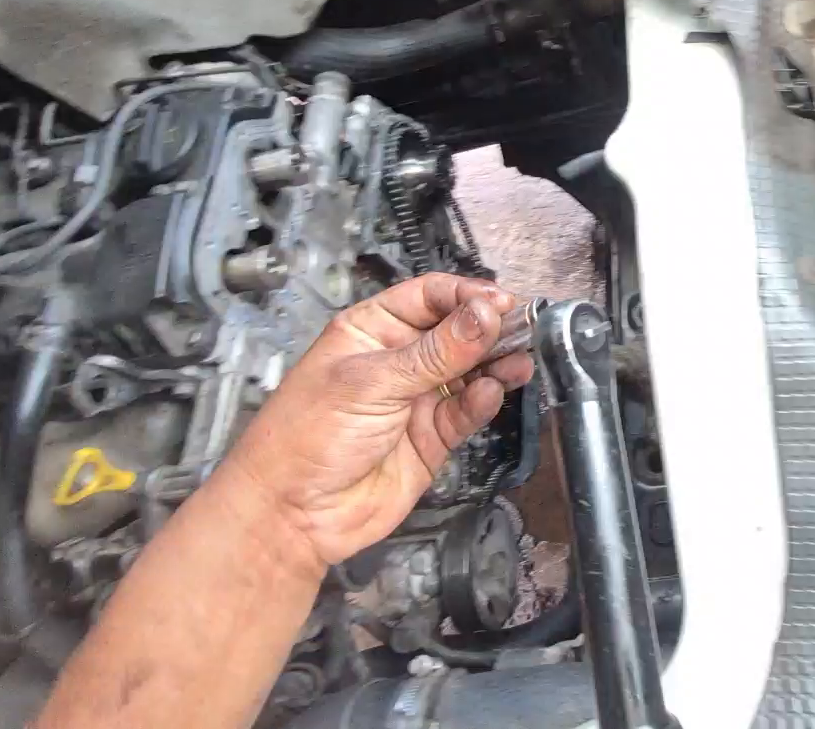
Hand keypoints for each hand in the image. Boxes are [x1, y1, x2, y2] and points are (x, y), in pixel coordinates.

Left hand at [220, 273, 534, 568]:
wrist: (292, 518)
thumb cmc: (310, 434)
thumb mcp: (373, 382)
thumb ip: (437, 352)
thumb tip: (486, 314)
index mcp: (375, 329)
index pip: (431, 296)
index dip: (467, 295)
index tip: (500, 302)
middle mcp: (402, 357)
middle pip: (458, 330)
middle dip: (490, 329)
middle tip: (522, 330)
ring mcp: (420, 396)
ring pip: (471, 370)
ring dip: (496, 364)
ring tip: (518, 363)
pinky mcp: (434, 435)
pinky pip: (467, 409)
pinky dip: (483, 401)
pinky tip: (489, 395)